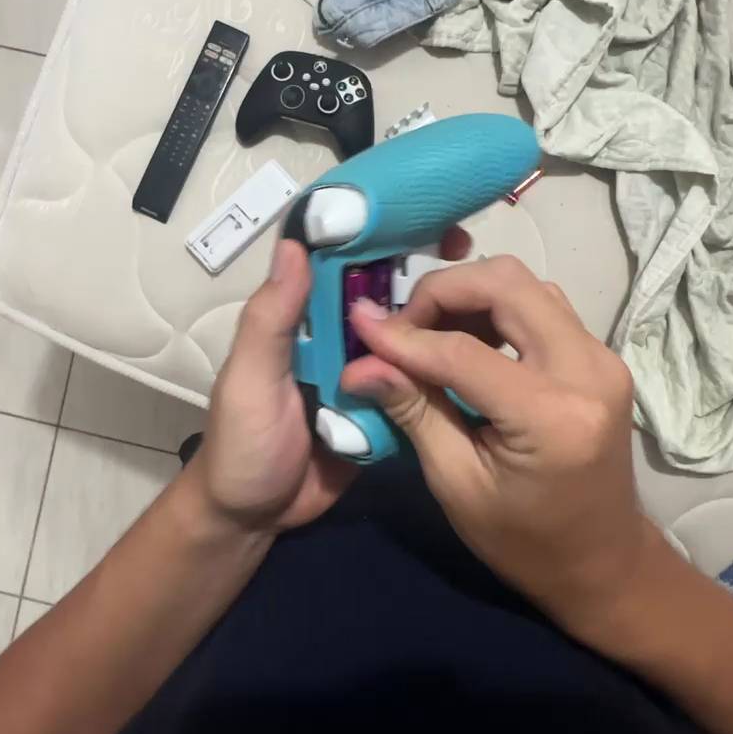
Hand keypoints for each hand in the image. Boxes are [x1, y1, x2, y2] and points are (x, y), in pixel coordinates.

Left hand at [185, 231, 473, 535]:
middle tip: (474, 259)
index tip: (424, 213)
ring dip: (442, 319)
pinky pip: (417, 383)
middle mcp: (335, 337)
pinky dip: (443, 370)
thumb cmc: (242, 445)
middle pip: (384, 294)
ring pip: (407, 335)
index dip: (378, 233)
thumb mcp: (248, 379)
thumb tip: (296, 245)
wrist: (254, 519)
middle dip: (424, 273)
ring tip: (491, 307)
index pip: (341, 263)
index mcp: (302, 320)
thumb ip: (270, 320)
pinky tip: (486, 357)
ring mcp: (364, 374)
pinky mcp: (385, 410)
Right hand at [340, 256, 660, 614]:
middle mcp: (588, 372)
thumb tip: (359, 364)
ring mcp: (602, 358)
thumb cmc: (524, 540)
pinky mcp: (599, 356)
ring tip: (428, 334)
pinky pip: (541, 305)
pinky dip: (495, 307)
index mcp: (553, 418)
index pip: (465, 351)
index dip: (404, 336)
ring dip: (470, 294)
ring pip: (526, 284)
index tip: (359, 326)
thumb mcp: (457, 483)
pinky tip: (465, 339)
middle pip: (507, 285)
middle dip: (442, 291)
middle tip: (401, 328)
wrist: (601, 561)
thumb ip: (413, 411)